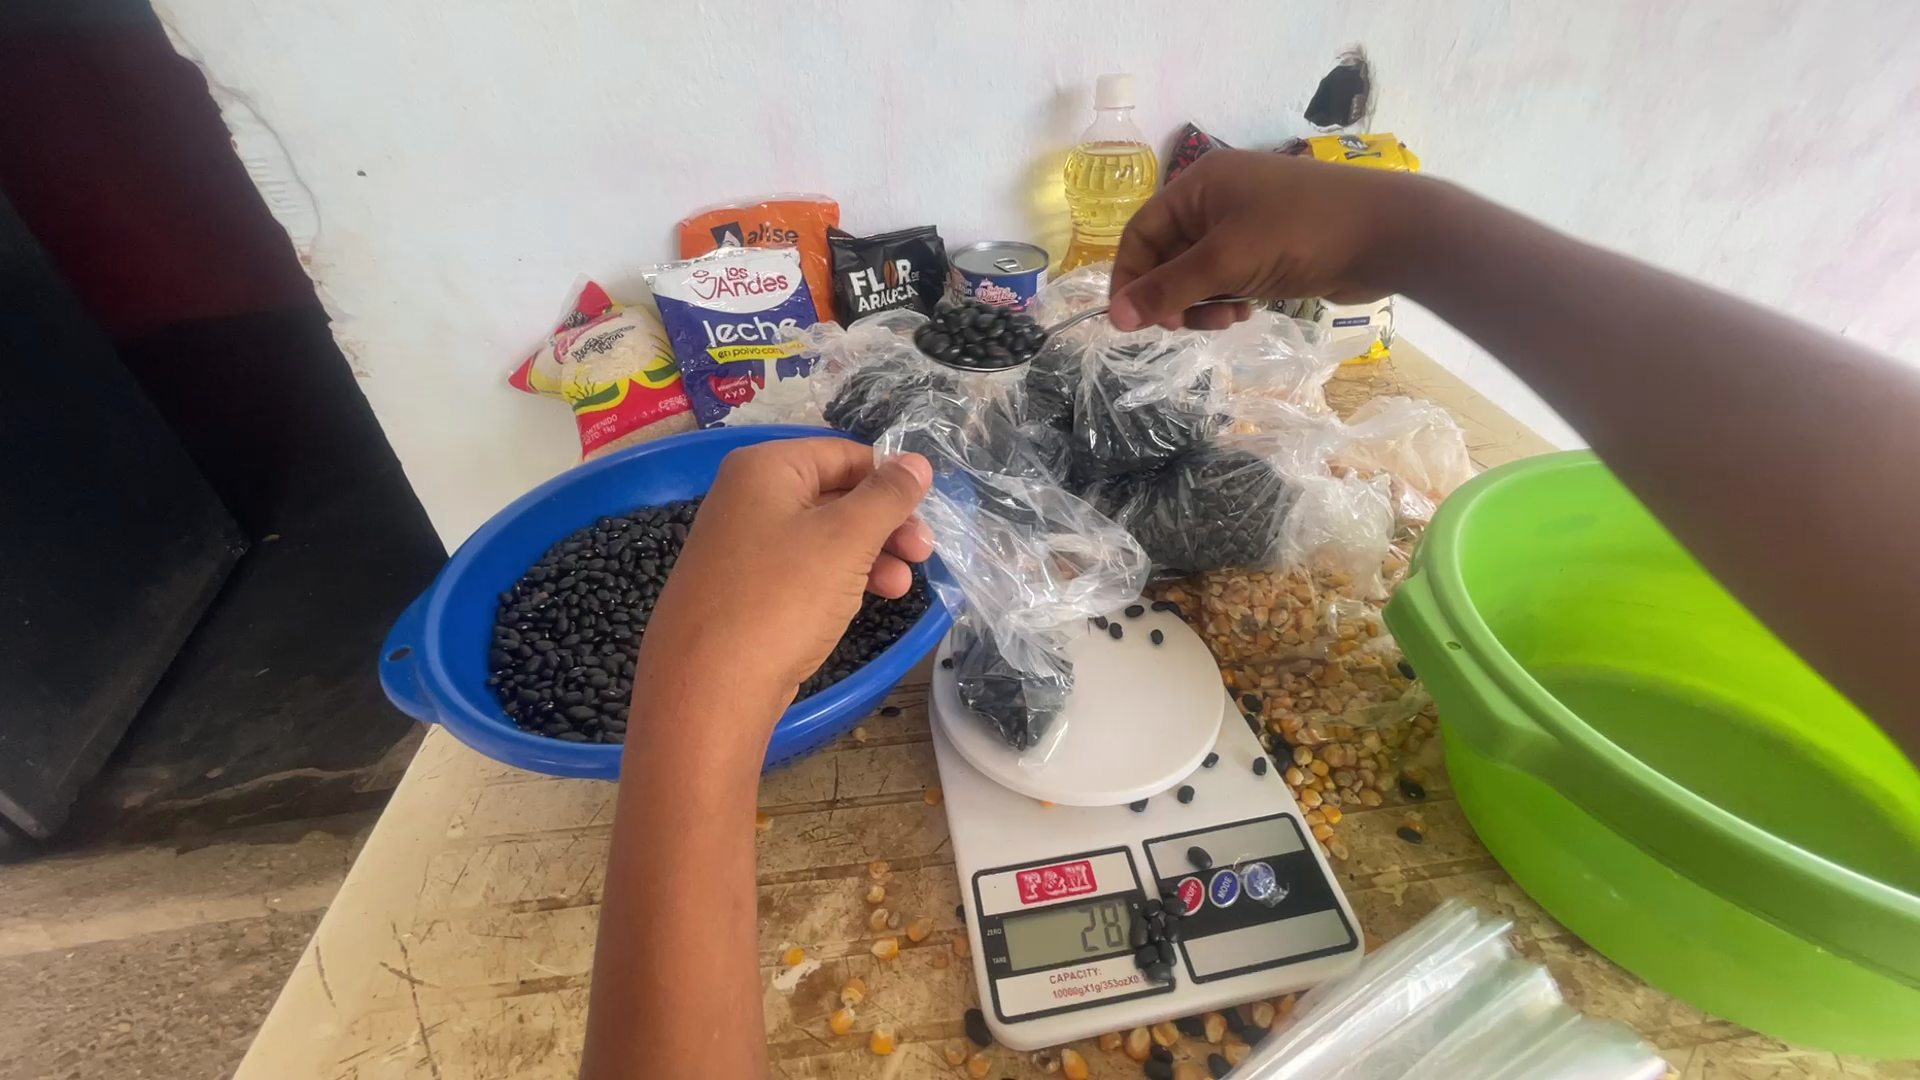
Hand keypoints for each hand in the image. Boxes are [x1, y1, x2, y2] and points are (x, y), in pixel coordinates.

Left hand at [636, 437, 933, 715]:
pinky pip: (805, 568)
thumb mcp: (847, 539)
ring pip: (825, 536)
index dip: (890, 478)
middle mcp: (749, 497)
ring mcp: (745, 545)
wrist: (710, 688)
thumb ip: (888, 496)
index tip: (928, 509)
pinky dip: (842, 577)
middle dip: (886, 523)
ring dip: (872, 554)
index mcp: (766, 468)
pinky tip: (872, 598)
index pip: (843, 453)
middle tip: (924, 552)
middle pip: (836, 494)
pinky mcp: (748, 589)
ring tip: (903, 586)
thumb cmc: (783, 598)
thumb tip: (918, 462)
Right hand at [1108, 149, 1420, 330]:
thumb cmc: (1299, 235)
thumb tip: (1113, 319)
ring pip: (1194, 274)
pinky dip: (1225, 301)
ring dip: (1199, 304)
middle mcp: (1215, 199)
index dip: (1129, 279)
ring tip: (1226, 319)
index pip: (1139, 234)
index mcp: (1199, 185)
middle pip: (1165, 257)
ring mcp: (1242, 223)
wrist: (1388, 235)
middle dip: (1171, 296)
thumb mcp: (1223, 264)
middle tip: (1183, 326)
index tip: (1130, 321)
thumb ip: (1166, 291)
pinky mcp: (1265, 247)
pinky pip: (1223, 279)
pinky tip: (1245, 312)